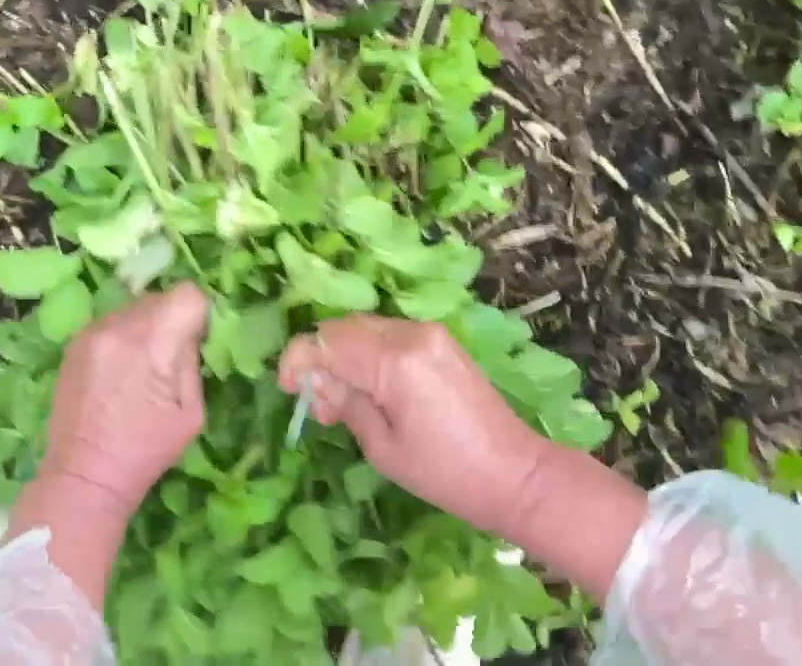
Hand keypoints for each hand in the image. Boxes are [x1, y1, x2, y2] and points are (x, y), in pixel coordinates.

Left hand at [38, 284, 208, 513]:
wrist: (84, 475)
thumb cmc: (146, 450)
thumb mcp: (192, 411)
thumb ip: (192, 360)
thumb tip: (190, 332)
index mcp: (151, 343)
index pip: (187, 294)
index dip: (197, 313)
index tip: (196, 339)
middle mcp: (118, 326)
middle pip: (159, 296)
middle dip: (171, 318)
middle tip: (170, 357)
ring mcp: (91, 331)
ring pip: (134, 307)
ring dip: (146, 325)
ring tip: (142, 365)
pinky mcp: (74, 342)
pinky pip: (111, 322)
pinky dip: (123, 335)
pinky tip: (120, 369)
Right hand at [279, 316, 551, 539]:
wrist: (515, 473)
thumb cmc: (446, 473)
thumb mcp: (383, 447)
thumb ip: (346, 403)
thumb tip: (317, 383)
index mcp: (395, 361)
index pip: (327, 342)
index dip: (297, 360)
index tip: (285, 387)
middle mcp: (410, 333)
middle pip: (343, 327)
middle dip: (320, 358)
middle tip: (317, 402)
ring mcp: (427, 332)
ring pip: (363, 327)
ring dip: (342, 354)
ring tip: (341, 401)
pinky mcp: (438, 339)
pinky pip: (387, 334)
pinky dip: (366, 353)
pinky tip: (369, 387)